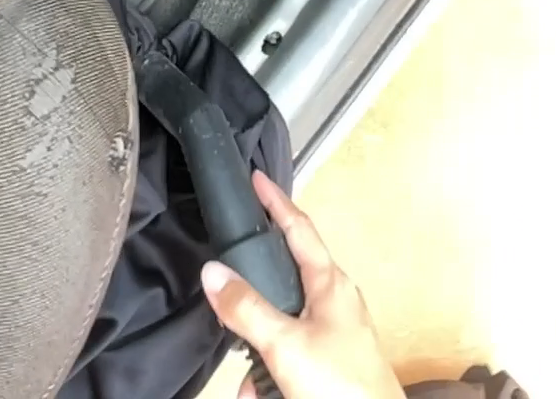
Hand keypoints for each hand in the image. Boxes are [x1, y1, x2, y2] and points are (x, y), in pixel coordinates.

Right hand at [203, 171, 404, 398]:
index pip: (298, 226)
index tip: (258, 178)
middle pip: (284, 280)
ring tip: (250, 386)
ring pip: (284, 327)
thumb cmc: (342, 384)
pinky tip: (264, 396)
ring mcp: (337, 329)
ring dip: (261, 354)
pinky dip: (273, 375)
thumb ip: (247, 308)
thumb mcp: (285, 344)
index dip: (276, 200)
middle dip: (253, 300)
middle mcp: (336, 298)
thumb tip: (213, 271)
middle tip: (230, 303)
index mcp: (330, 281)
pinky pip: (292, 355)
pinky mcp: (334, 359)